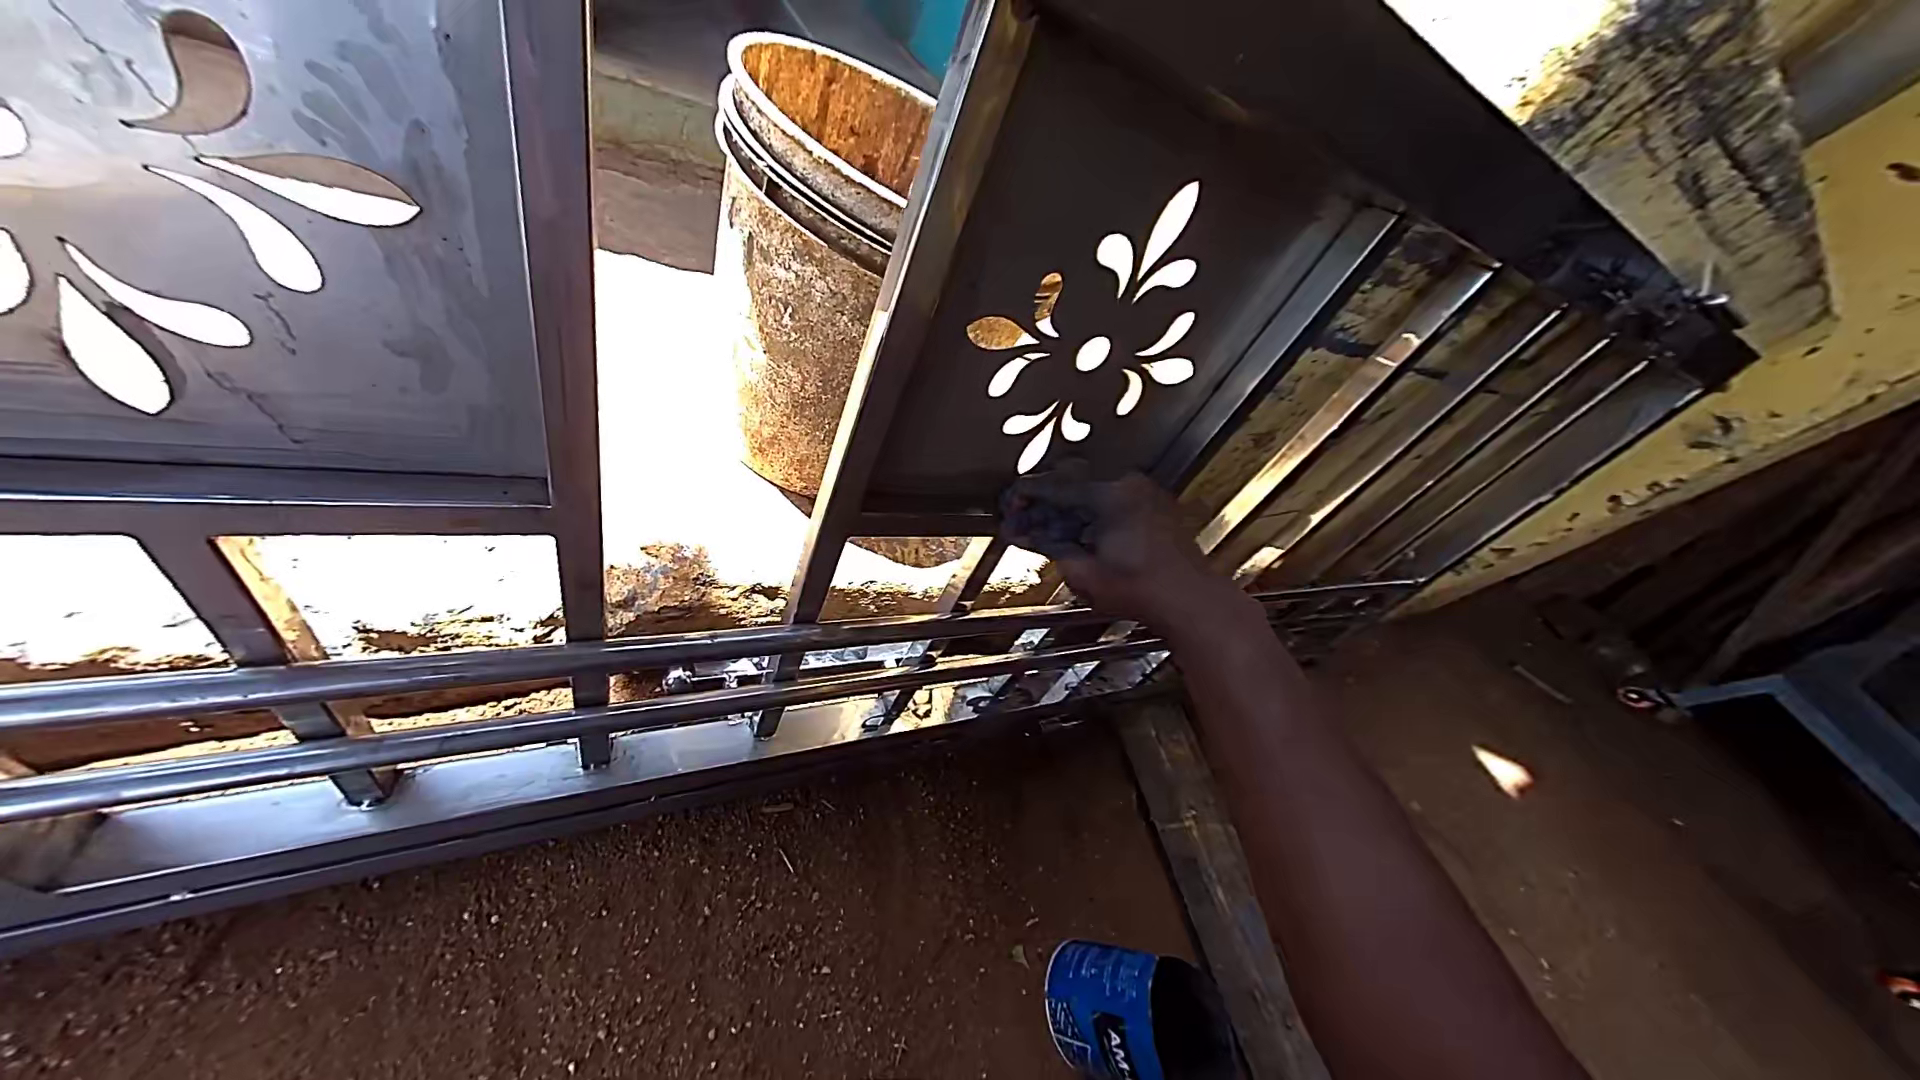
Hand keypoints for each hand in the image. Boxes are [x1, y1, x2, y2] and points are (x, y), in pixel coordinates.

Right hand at [999, 462, 1255, 633]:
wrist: (1189, 601)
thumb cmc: (1144, 589)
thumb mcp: (1083, 572)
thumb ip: (1050, 547)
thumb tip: (1028, 537)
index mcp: (1110, 495)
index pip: (1056, 487)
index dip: (1027, 496)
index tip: (1011, 504)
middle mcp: (1129, 487)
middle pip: (1073, 485)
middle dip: (1045, 504)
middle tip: (1024, 520)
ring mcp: (1144, 497)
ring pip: (1092, 495)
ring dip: (1067, 513)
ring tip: (1047, 534)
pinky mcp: (1153, 511)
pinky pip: (1111, 504)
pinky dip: (1089, 517)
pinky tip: (1076, 536)